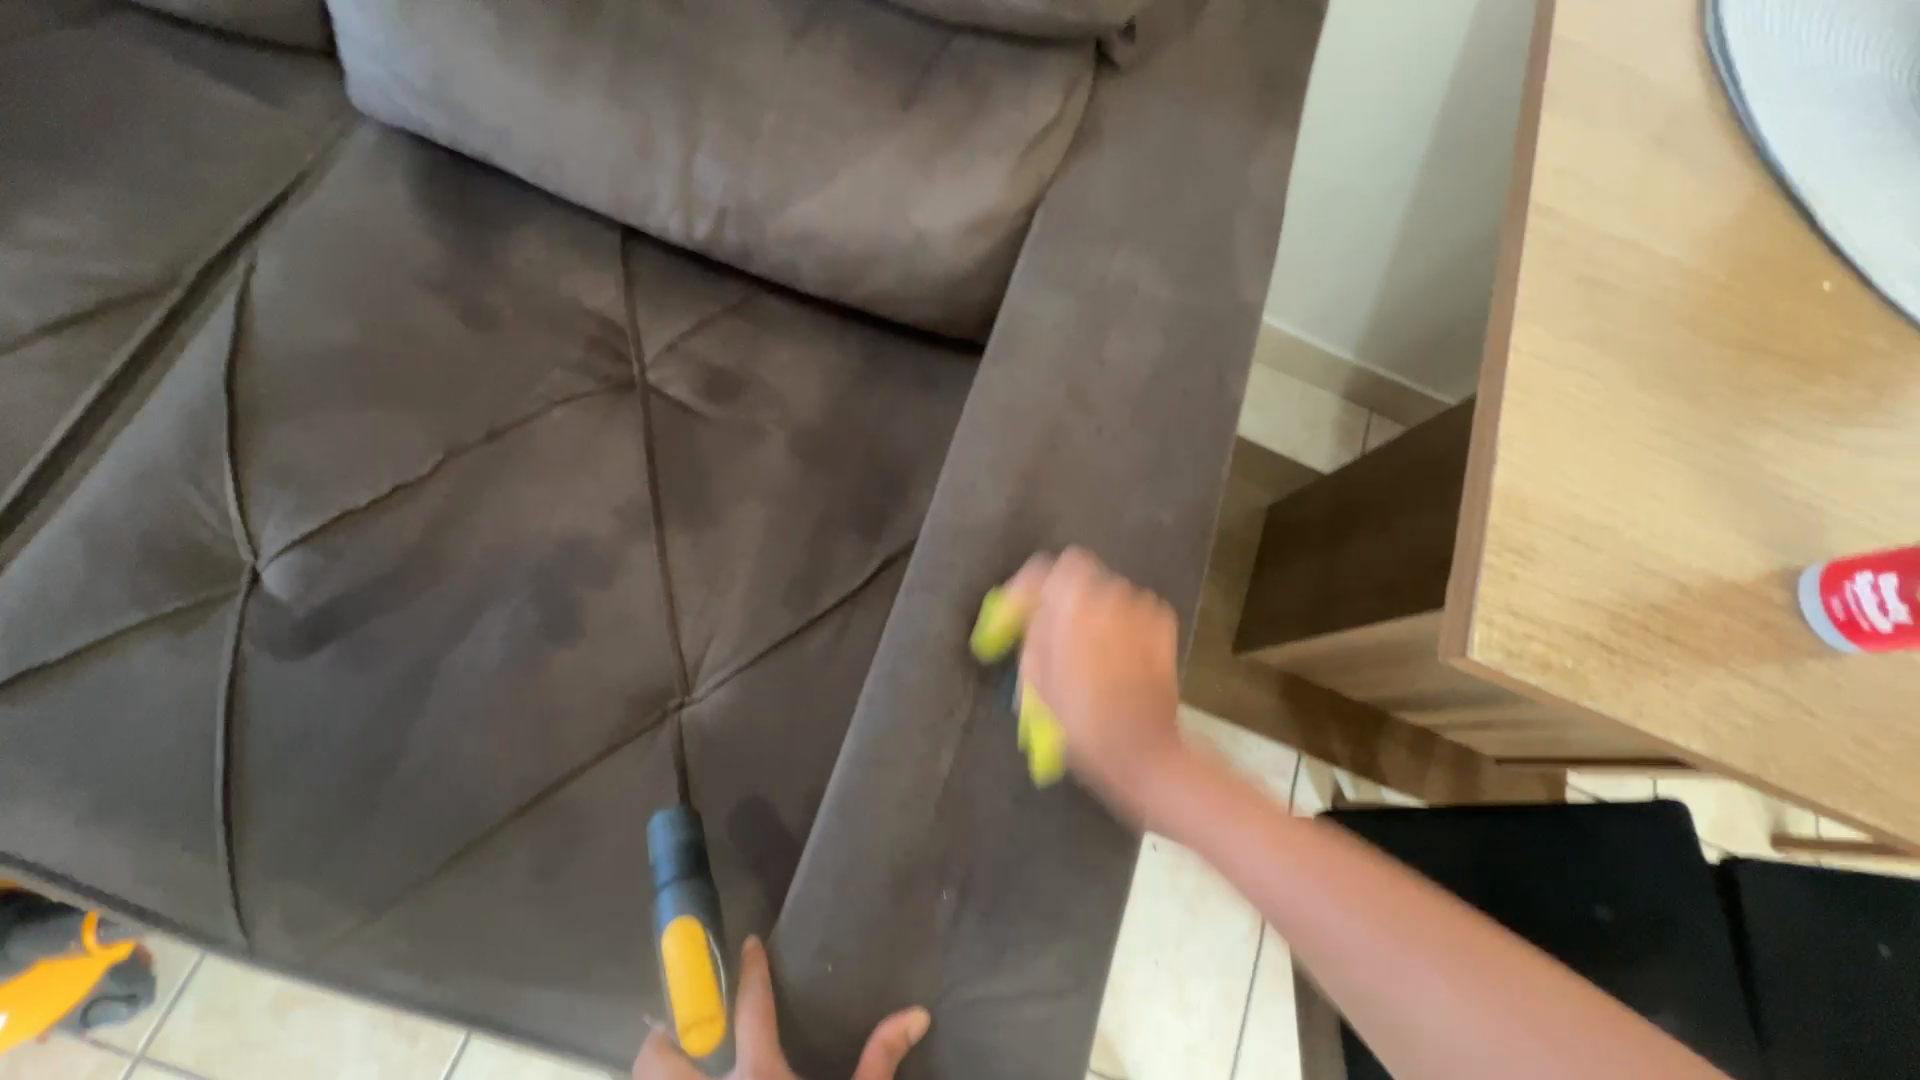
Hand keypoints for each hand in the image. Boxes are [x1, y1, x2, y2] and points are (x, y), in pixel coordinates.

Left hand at [633, 936, 929, 1079]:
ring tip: (675, 1065)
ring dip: (654, 1071)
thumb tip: (917, 1013)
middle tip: (682, 1027)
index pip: (752, 1005)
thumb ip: (880, 1060)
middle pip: (662, 1054)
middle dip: (664, 1034)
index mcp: (760, 1078)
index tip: (750, 944)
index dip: (752, 970)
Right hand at [1002, 547, 1193, 828]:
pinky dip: (1121, 625)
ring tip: (1088, 653)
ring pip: (1107, 594)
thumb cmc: (1082, 723)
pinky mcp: (1164, 625)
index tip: (1020, 613)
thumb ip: (1032, 633)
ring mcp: (1142, 608)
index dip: (1027, 587)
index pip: (1043, 569)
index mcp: (1072, 605)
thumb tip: (1032, 612)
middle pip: (1077, 578)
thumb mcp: (1038, 682)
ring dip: (1093, 613)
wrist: (1145, 752)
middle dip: (1063, 600)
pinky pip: (1133, 611)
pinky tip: (1117, 657)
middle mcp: (1109, 594)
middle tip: (1054, 634)